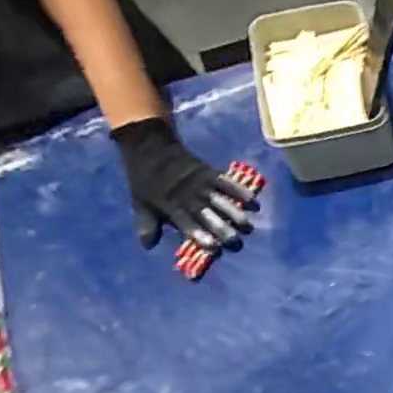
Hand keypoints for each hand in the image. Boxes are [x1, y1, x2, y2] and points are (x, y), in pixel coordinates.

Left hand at [110, 117, 253, 250]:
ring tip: (247, 226)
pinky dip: (239, 190)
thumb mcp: (140, 203)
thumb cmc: (145, 179)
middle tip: (235, 241)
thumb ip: (146, 224)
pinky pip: (226, 182)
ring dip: (235, 213)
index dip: (199, 234)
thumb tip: (146, 244)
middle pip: (208, 215)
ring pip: (220, 201)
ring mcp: (199, 184)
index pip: (187, 224)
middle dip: (222, 228)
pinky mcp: (207, 172)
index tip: (212, 246)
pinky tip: (253, 201)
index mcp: (171, 207)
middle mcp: (188, 197)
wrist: (149, 145)